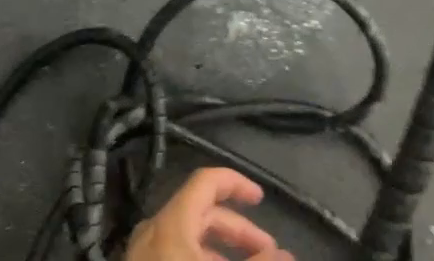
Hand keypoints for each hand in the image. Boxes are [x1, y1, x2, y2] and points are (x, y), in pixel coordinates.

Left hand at [124, 169, 293, 260]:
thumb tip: (286, 254)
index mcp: (172, 222)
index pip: (206, 182)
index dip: (235, 184)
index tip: (261, 199)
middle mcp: (156, 229)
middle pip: (202, 212)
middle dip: (239, 229)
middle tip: (270, 251)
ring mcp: (147, 252)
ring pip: (192, 237)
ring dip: (224, 250)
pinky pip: (178, 255)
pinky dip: (204, 260)